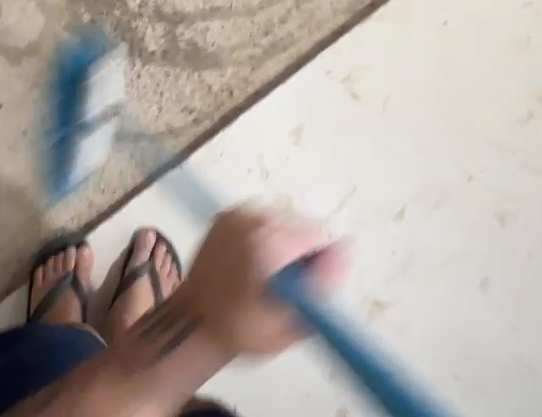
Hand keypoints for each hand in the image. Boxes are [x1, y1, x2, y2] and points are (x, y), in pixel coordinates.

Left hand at [177, 205, 348, 357]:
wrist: (194, 319)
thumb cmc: (243, 329)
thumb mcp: (291, 321)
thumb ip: (323, 284)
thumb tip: (347, 248)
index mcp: (268, 241)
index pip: (317, 234)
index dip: (317, 261)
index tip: (303, 284)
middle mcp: (252, 218)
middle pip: (298, 223)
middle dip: (300, 250)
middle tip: (283, 283)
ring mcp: (236, 213)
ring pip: (281, 219)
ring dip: (283, 241)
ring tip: (266, 273)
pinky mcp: (225, 214)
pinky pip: (261, 217)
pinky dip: (264, 234)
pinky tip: (252, 259)